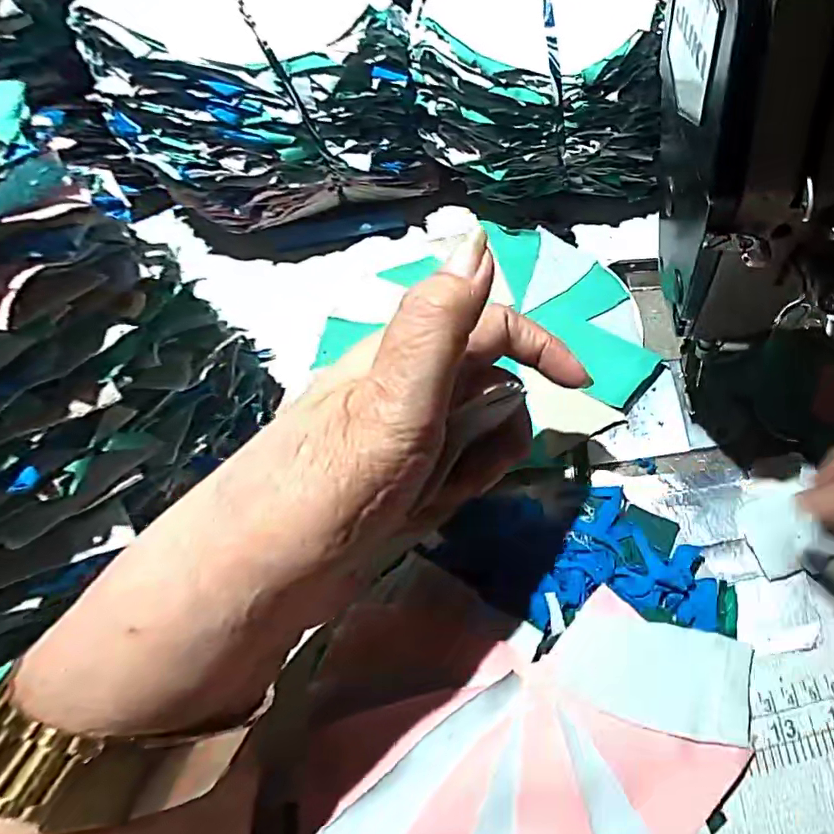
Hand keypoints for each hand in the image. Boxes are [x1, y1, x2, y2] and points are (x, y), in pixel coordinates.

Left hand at [15, 228, 587, 734]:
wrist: (252, 591)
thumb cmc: (323, 490)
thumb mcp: (392, 402)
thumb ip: (438, 324)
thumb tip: (476, 242)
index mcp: (405, 355)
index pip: (496, 325)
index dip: (543, 347)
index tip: (581, 384)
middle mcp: (412, 385)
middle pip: (500, 383)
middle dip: (502, 428)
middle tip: (469, 468)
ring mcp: (411, 432)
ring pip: (489, 426)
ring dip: (483, 461)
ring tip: (439, 495)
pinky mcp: (409, 472)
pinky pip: (467, 463)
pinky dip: (465, 484)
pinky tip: (429, 509)